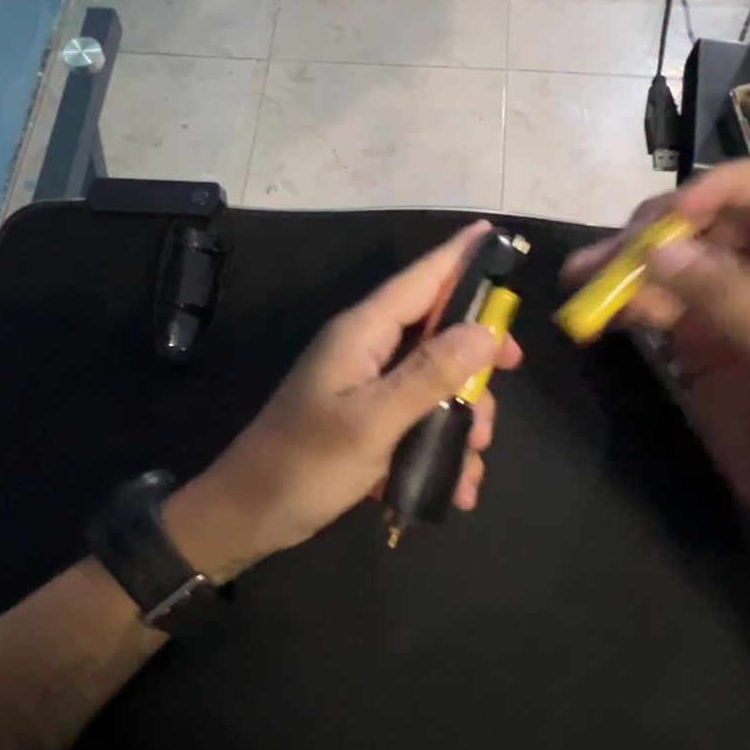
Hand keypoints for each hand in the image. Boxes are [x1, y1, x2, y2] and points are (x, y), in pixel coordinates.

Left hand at [166, 221, 522, 581]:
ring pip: (436, 386)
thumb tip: (486, 330)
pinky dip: (440, 452)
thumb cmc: (304, 465)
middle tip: (500, 395)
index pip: (420, 280)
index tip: (501, 233)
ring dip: (460, 423)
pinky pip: (419, 424)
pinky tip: (453, 488)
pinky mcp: (368, 424)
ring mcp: (366, 389)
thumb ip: (428, 375)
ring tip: (468, 467)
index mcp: (361, 334)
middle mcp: (366, 352)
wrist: (249, 516)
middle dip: (476, 369)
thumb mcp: (372, 422)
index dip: (461, 257)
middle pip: (439, 336)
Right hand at [561, 157, 749, 551]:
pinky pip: (657, 306)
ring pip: (676, 263)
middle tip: (611, 252)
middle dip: (658, 231)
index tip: (668, 218)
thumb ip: (732, 301)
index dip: (722, 187)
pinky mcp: (700, 342)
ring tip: (579, 276)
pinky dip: (623, 305)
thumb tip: (658, 252)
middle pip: (713, 221)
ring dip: (627, 266)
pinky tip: (591, 314)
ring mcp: (736, 306)